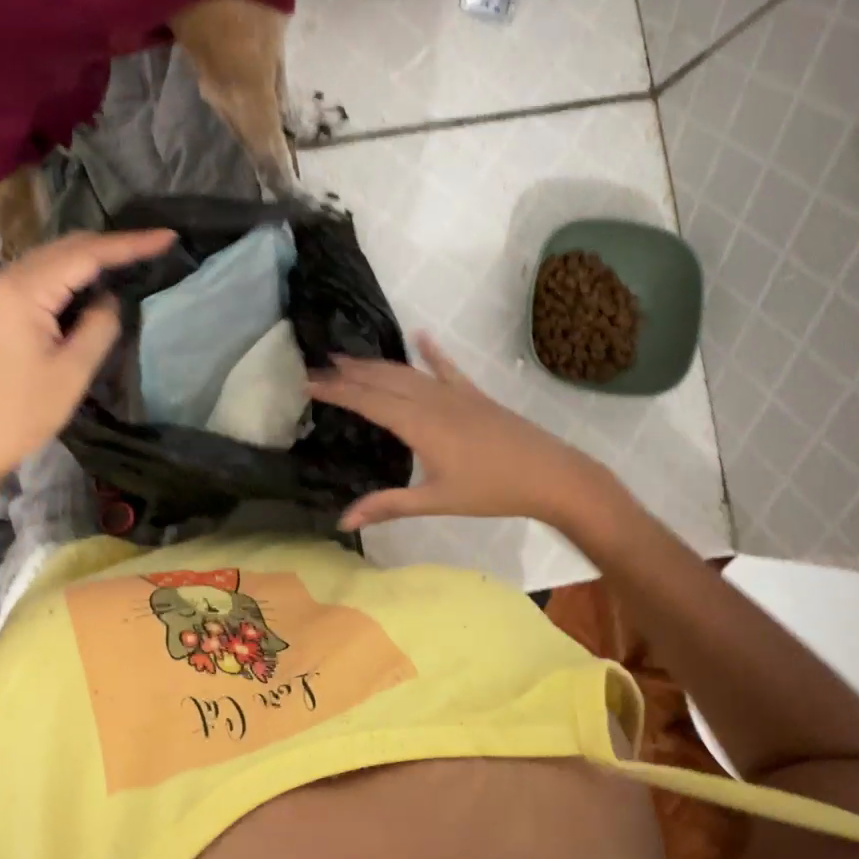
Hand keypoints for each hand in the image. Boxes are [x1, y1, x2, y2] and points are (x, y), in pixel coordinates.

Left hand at [0, 229, 174, 488]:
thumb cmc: (23, 412)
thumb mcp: (73, 370)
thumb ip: (100, 325)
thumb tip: (110, 299)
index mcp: (23, 290)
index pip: (86, 254)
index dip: (130, 244)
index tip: (168, 238)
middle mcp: (5, 278)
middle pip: (67, 246)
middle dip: (112, 245)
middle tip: (155, 247)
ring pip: (53, 258)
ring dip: (92, 257)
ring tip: (133, 260)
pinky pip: (40, 275)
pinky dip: (70, 274)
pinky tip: (94, 282)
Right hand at [308, 334, 622, 530]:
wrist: (551, 475)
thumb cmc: (491, 490)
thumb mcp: (436, 501)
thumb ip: (388, 506)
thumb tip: (343, 522)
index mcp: (419, 423)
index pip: (367, 402)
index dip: (336, 391)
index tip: (307, 382)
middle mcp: (432, 400)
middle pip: (382, 380)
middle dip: (348, 373)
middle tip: (317, 367)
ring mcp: (455, 394)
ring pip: (407, 372)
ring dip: (376, 364)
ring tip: (348, 357)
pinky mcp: (474, 395)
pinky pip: (447, 368)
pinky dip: (432, 352)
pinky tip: (421, 336)